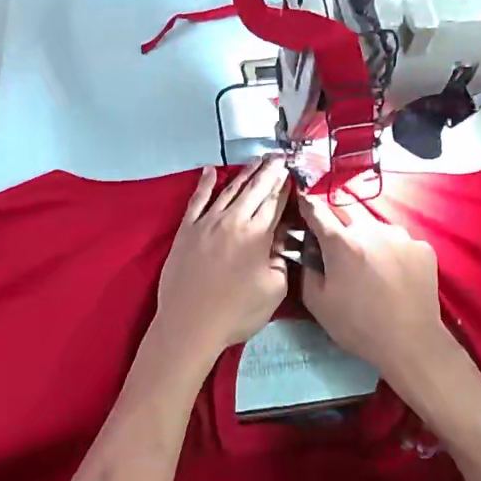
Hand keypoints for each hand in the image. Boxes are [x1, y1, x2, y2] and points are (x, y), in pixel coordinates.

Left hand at [149, 157, 291, 369]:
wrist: (190, 324)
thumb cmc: (237, 312)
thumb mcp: (274, 289)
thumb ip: (281, 258)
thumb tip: (280, 237)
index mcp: (258, 234)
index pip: (276, 202)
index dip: (286, 185)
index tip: (293, 170)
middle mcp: (233, 220)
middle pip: (255, 189)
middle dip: (269, 171)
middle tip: (279, 156)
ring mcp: (207, 223)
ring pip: (230, 190)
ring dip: (245, 173)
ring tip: (257, 160)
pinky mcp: (187, 230)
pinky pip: (197, 200)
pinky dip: (204, 183)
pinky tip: (210, 170)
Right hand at [298, 194, 444, 374]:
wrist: (411, 342)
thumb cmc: (358, 326)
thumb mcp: (317, 303)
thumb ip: (307, 267)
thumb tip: (308, 246)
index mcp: (342, 243)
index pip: (318, 211)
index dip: (307, 205)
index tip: (303, 201)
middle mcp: (372, 230)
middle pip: (347, 212)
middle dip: (338, 222)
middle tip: (338, 245)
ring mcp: (401, 236)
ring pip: (375, 226)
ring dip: (367, 237)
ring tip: (370, 265)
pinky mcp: (422, 247)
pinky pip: (400, 241)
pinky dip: (392, 251)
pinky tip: (393, 274)